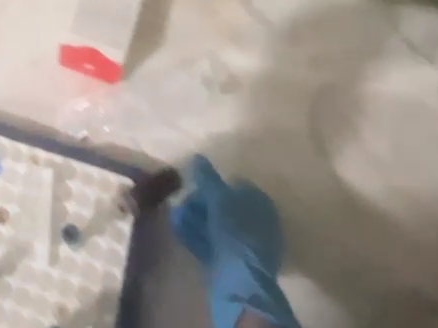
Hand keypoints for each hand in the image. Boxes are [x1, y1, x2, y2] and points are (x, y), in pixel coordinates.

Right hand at [170, 155, 299, 327]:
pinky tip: (181, 230)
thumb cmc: (233, 231)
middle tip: (182, 203)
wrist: (240, 280)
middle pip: (223, 205)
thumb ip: (208, 177)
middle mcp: (258, 221)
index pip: (234, 184)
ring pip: (217, 225)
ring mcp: (247, 244)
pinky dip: (198, 235)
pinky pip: (214, 242)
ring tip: (177, 216)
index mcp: (260, 202)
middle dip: (200, 203)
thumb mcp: (218, 198)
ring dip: (195, 218)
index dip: (212, 184)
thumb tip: (197, 157)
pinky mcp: (235, 263)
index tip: (193, 185)